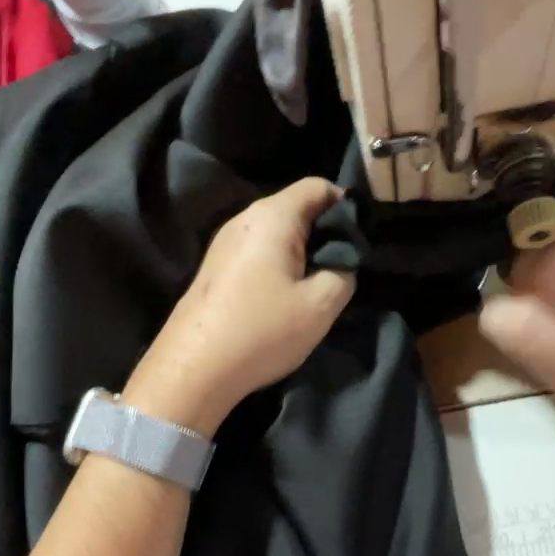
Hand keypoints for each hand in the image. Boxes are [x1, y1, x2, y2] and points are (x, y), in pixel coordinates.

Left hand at [123, 178, 355, 431]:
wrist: (194, 369)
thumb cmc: (262, 331)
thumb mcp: (321, 306)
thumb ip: (344, 273)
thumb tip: (342, 263)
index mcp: (273, 216)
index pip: (318, 186)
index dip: (346, 207)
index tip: (360, 241)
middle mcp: (244, 218)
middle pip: (296, 209)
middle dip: (324, 235)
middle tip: (343, 271)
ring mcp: (225, 244)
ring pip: (276, 235)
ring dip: (301, 256)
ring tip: (315, 290)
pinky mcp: (215, 269)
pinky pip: (257, 254)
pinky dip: (277, 268)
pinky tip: (283, 301)